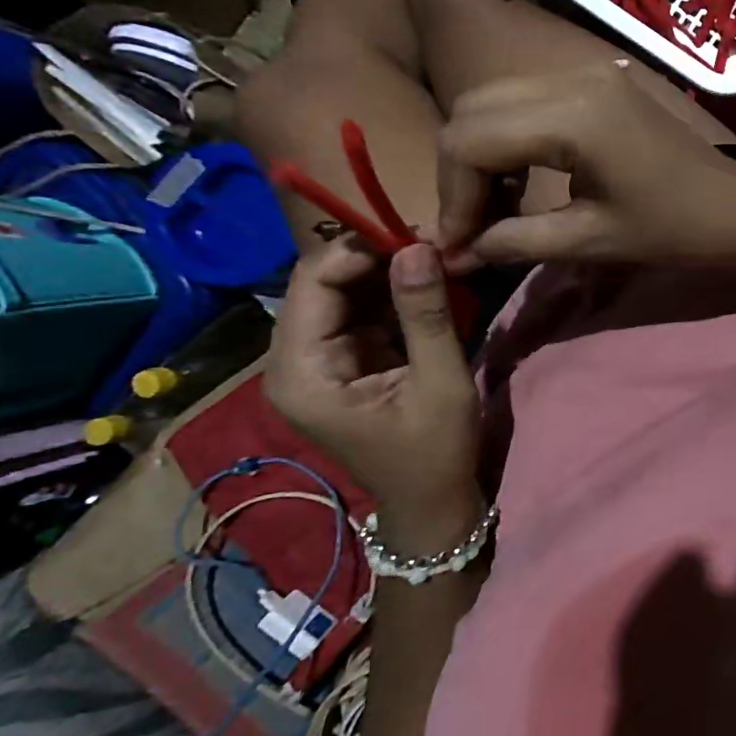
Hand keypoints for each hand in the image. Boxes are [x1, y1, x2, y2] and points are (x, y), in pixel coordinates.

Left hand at [264, 239, 481, 541]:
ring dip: (389, 275)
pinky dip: (395, 297)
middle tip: (435, 242)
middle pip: (325, 285)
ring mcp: (319, 362)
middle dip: (378, 259)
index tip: (417, 234)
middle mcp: (295, 361)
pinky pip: (363, 314)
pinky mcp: (344, 364)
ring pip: (345, 295)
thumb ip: (426, 314)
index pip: (313, 284)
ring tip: (438, 259)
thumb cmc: (435, 452)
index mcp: (302, 372)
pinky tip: (430, 286)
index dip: (360, 251)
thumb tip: (419, 246)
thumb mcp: (439, 382)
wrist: (432, 502)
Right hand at [436, 62, 735, 267]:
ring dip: (482, 156)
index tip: (458, 246)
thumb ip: (514, 242)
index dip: (452, 197)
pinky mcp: (599, 82)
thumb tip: (453, 256)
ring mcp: (587, 73)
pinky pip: (528, 102)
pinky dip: (511, 140)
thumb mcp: (591, 241)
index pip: (468, 141)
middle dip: (461, 174)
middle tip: (473, 229)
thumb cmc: (676, 230)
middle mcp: (571, 78)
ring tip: (496, 211)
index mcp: (571, 115)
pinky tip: (523, 180)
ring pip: (495, 102)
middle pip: (472, 112)